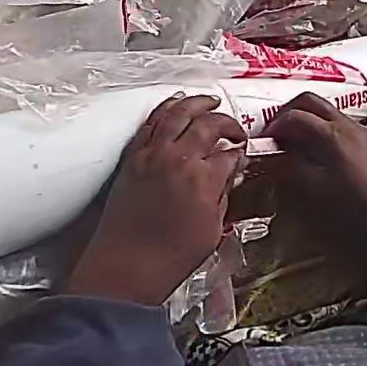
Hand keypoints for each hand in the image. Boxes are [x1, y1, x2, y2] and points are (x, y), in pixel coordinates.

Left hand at [66, 94, 247, 305]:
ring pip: (178, 113)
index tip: (240, 154)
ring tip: (209, 101)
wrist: (126, 264)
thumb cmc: (169, 256)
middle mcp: (178, 158)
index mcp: (203, 178)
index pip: (229, 153)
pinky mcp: (133, 156)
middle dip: (227, 123)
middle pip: (208, 124)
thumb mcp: (212, 230)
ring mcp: (152, 154)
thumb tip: (227, 176)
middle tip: (234, 129)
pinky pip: (151, 122)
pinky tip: (175, 104)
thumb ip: (221, 195)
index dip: (238, 153)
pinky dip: (165, 108)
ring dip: (197, 103)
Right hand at [265, 93, 366, 322]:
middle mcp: (347, 124)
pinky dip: (327, 131)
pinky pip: (344, 125)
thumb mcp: (314, 191)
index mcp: (330, 135)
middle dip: (290, 111)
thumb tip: (274, 154)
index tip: (265, 140)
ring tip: (300, 144)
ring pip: (329, 111)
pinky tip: (326, 155)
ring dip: (309, 120)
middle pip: (311, 101)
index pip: (293, 116)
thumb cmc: (355, 207)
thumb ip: (290, 167)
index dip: (274, 125)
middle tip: (278, 131)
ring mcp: (364, 130)